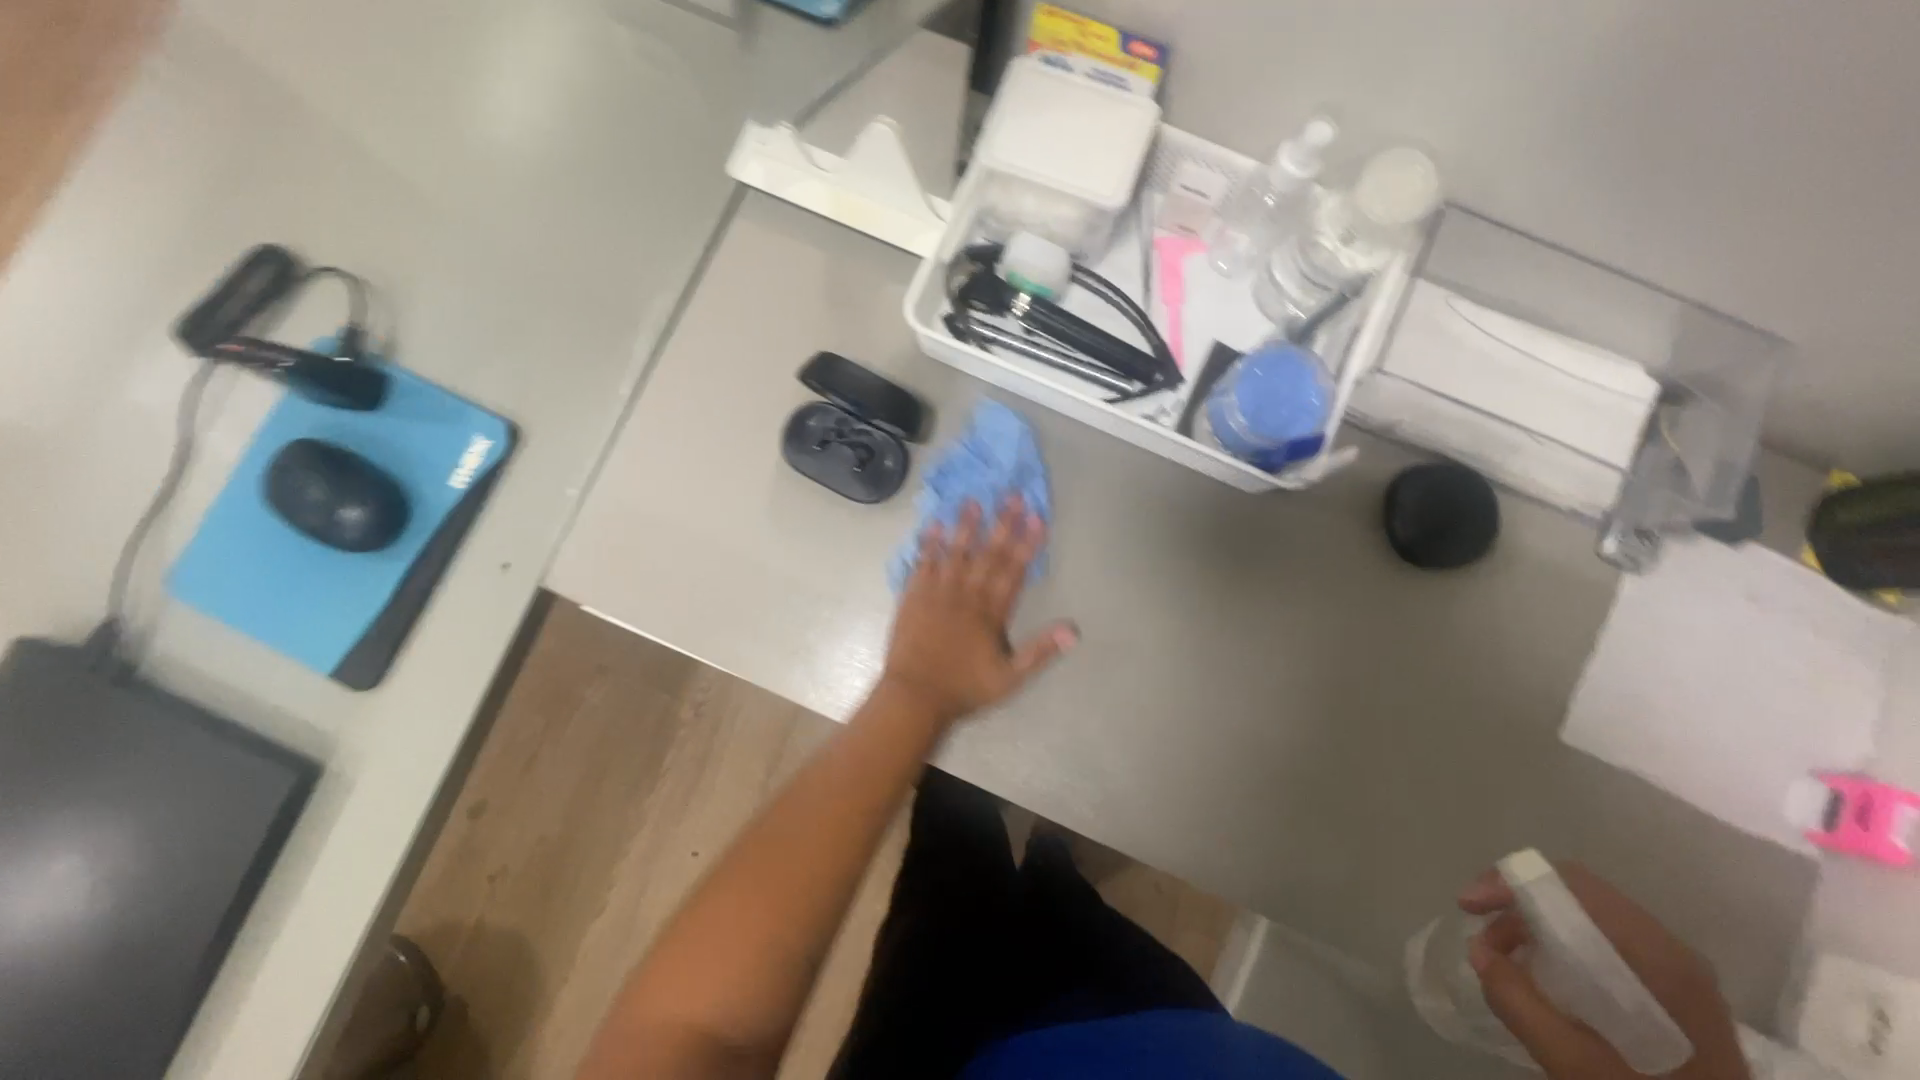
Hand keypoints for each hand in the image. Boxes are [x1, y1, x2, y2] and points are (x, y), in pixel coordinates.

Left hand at [879, 497, 1076, 727]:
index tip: (1037, 518)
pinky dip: (929, 544)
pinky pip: (923, 564)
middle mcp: (967, 595)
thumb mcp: (1010, 678)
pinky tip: (935, 525)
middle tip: (1013, 495)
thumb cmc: (964, 689)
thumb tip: (1074, 629)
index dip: (1027, 544)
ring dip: (966, 525)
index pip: (1014, 571)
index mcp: (992, 613)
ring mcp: (938, 593)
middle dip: (1003, 524)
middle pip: (988, 554)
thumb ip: (1040, 651)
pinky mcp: (913, 597)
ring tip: (974, 500)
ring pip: (955, 552)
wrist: (914, 696)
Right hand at [1459, 863, 1750, 1079]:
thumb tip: (1479, 952)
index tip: (1468, 907)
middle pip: (1580, 896)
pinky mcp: (1677, 995)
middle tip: (1483, 940)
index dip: (1512, 883)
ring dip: (1537, 930)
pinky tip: (1545, 982)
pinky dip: (1564, 950)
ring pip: (1591, 920)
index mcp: (1658, 958)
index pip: (1574, 884)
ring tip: (1506, 964)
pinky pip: (1608, 946)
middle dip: (1518, 907)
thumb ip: (1519, 1005)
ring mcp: (1679, 973)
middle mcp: (1673, 951)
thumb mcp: (1575, 1065)